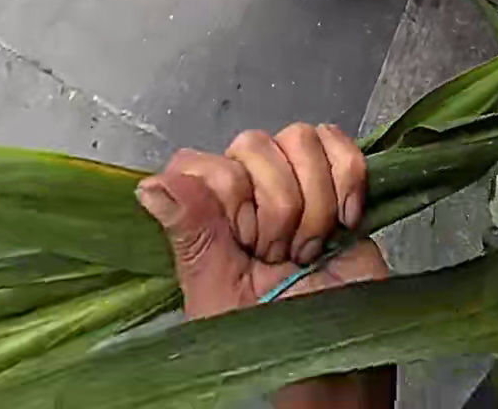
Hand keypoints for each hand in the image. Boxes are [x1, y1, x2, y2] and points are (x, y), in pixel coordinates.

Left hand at [136, 124, 388, 319]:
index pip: (204, 161)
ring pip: (300, 138)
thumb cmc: (273, 343)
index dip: (231, 193)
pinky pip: (339, 142)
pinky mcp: (339, 177)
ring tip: (312, 248)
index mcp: (207, 216)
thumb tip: (149, 186)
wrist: (342, 360)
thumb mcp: (223, 297)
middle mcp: (247, 188)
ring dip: (315, 199)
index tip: (245, 242)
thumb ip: (194, 236)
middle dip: (278, 204)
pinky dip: (348, 179)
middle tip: (281, 255)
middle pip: (255, 144)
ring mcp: (294, 178)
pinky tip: (345, 222)